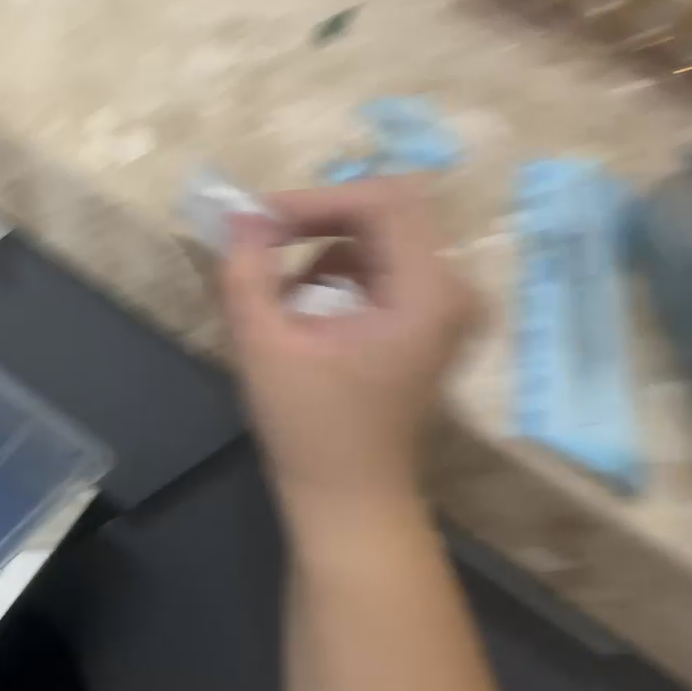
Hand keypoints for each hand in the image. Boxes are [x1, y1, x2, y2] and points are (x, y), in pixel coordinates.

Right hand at [221, 178, 477, 508]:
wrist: (347, 491)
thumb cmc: (308, 424)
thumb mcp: (263, 344)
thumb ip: (247, 275)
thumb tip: (239, 217)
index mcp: (428, 291)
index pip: (383, 201)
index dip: (313, 200)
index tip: (252, 222)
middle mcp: (452, 287)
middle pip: (387, 212)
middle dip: (313, 217)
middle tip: (254, 240)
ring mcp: (443, 305)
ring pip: (380, 238)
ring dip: (319, 247)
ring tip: (271, 287)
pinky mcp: (423, 321)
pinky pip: (378, 269)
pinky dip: (331, 273)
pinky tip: (298, 309)